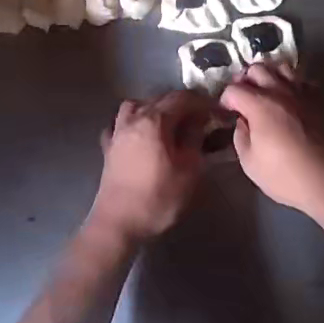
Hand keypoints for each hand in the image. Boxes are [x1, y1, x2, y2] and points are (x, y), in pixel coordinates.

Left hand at [91, 92, 211, 241]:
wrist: (118, 224)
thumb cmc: (158, 198)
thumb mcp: (189, 170)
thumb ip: (195, 139)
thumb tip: (199, 121)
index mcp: (154, 121)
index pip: (182, 98)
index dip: (202, 101)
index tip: (216, 111)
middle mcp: (132, 119)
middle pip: (159, 99)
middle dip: (181, 104)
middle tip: (199, 119)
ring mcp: (117, 133)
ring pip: (135, 106)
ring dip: (154, 108)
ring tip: (168, 124)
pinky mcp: (108, 149)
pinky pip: (119, 124)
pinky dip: (132, 123)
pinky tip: (139, 135)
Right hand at [218, 63, 323, 222]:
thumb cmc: (283, 175)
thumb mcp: (249, 162)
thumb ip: (240, 136)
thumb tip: (242, 122)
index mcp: (259, 105)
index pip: (233, 89)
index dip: (225, 100)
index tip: (225, 112)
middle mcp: (279, 92)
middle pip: (257, 69)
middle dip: (245, 80)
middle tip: (243, 98)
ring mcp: (301, 94)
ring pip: (282, 68)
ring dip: (270, 76)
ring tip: (265, 93)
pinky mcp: (318, 101)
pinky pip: (303, 81)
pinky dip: (293, 84)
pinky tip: (290, 99)